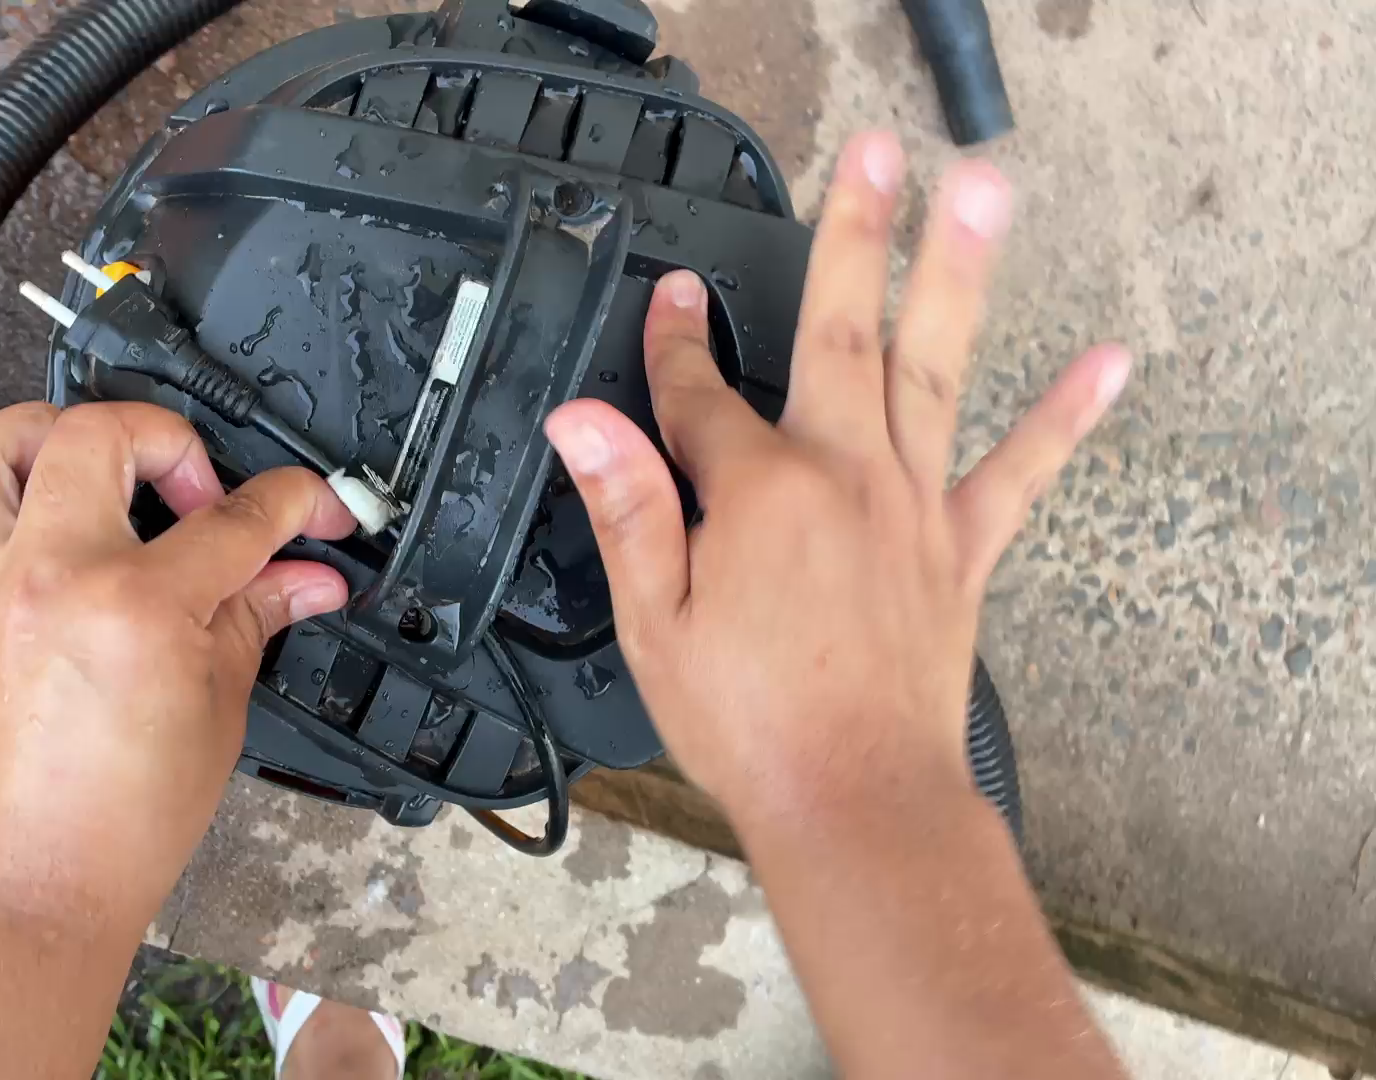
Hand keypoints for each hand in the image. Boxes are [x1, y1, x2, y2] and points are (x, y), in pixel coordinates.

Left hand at [0, 402, 354, 921]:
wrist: (30, 883)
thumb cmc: (126, 818)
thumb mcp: (221, 703)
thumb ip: (260, 614)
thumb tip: (311, 577)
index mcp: (139, 609)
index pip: (238, 521)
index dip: (298, 502)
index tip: (320, 506)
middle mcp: (56, 575)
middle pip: (108, 435)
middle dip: (178, 441)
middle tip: (209, 494)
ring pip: (3, 443)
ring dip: (66, 429)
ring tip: (115, 463)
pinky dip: (13, 475)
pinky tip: (64, 512)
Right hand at [544, 131, 1129, 830]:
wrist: (851, 801)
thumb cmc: (743, 715)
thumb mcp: (651, 614)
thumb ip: (625, 504)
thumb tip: (582, 422)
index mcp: (759, 495)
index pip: (699, 394)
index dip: (672, 343)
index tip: (665, 295)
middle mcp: (845, 480)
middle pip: (841, 337)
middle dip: (849, 240)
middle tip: (871, 156)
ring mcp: (912, 510)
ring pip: (936, 373)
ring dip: (956, 278)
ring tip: (981, 193)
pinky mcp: (957, 553)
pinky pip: (1017, 473)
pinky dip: (1061, 418)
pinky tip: (1104, 364)